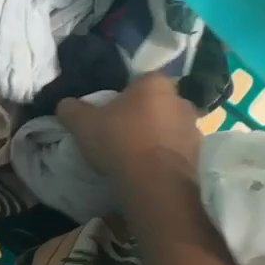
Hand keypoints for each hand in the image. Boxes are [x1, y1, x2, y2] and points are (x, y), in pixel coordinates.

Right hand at [57, 74, 201, 185]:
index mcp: (155, 83)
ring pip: (170, 126)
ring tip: (136, 154)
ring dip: (157, 136)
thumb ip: (71, 109)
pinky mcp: (200, 155)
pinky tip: (149, 169)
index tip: (111, 111)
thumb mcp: (82, 123)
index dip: (124, 94)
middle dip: (143, 113)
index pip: (140, 80)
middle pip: (157, 103)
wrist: (154, 183)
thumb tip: (65, 104)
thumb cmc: (119, 141)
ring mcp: (194, 128)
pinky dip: (166, 156)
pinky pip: (178, 150)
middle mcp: (181, 100)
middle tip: (122, 131)